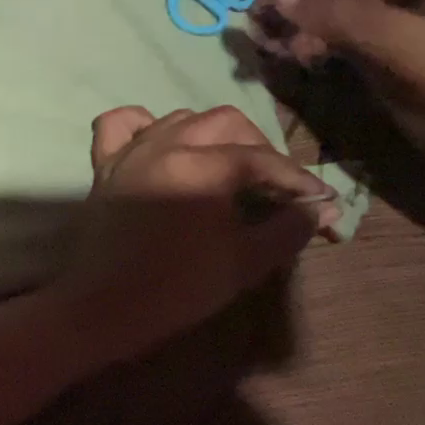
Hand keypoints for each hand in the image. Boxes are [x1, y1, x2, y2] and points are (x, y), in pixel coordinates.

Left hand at [53, 105, 336, 354]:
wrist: (106, 306)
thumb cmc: (179, 287)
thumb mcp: (245, 261)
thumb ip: (288, 228)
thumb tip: (318, 207)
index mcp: (201, 166)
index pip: (262, 159)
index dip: (299, 181)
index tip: (321, 204)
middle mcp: (164, 145)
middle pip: (226, 123)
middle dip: (260, 149)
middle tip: (276, 187)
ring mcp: (129, 151)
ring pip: (179, 119)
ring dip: (211, 135)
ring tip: (229, 170)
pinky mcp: (103, 165)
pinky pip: (120, 124)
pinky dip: (144, 125)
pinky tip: (161, 144)